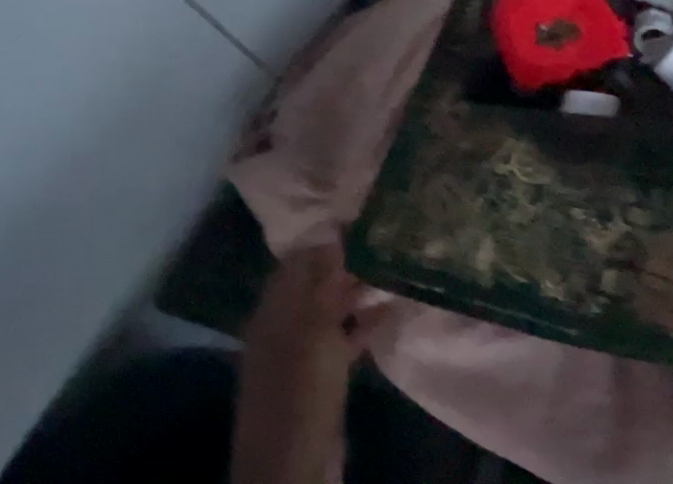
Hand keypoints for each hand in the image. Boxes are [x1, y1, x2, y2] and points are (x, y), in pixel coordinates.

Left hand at [232, 242, 391, 483]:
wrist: (292, 468)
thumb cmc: (301, 393)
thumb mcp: (313, 332)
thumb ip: (323, 282)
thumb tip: (331, 228)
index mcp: (273, 312)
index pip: (298, 260)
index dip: (328, 237)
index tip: (365, 214)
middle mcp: (284, 326)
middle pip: (316, 283)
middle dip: (349, 262)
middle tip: (390, 238)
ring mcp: (302, 353)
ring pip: (333, 309)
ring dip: (361, 291)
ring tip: (398, 268)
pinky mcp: (321, 376)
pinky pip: (344, 338)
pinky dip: (365, 323)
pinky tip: (393, 310)